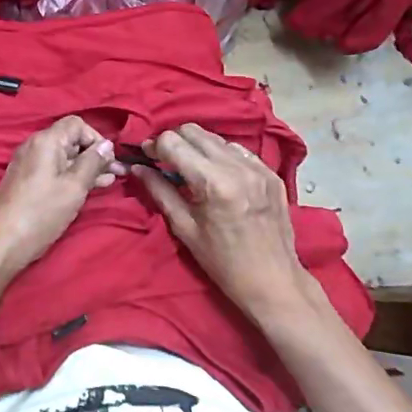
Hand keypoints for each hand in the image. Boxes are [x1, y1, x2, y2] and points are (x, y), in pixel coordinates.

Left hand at [0, 116, 122, 276]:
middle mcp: (34, 145)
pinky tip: (87, 189)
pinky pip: (53, 170)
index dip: (96, 138)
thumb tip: (107, 145)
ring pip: (63, 157)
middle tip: (116, 174)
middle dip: (94, 155)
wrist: (1, 243)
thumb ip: (93, 162)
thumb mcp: (74, 187)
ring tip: (108, 182)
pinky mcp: (25, 180)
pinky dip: (70, 176)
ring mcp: (28, 163)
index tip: (108, 160)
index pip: (77, 124)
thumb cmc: (42, 213)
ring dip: (85, 167)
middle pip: (70, 140)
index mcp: (46, 141)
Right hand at [133, 123, 315, 320]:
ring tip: (192, 169)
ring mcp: (258, 167)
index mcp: (214, 182)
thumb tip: (138, 168)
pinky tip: (218, 175)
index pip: (174, 142)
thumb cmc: (223, 262)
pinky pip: (238, 150)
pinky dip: (222, 156)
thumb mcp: (185, 228)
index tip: (147, 157)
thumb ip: (160, 192)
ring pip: (216, 138)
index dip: (155, 146)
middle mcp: (237, 167)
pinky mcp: (271, 172)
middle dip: (175, 141)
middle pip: (194, 131)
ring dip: (198, 147)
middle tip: (165, 161)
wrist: (274, 281)